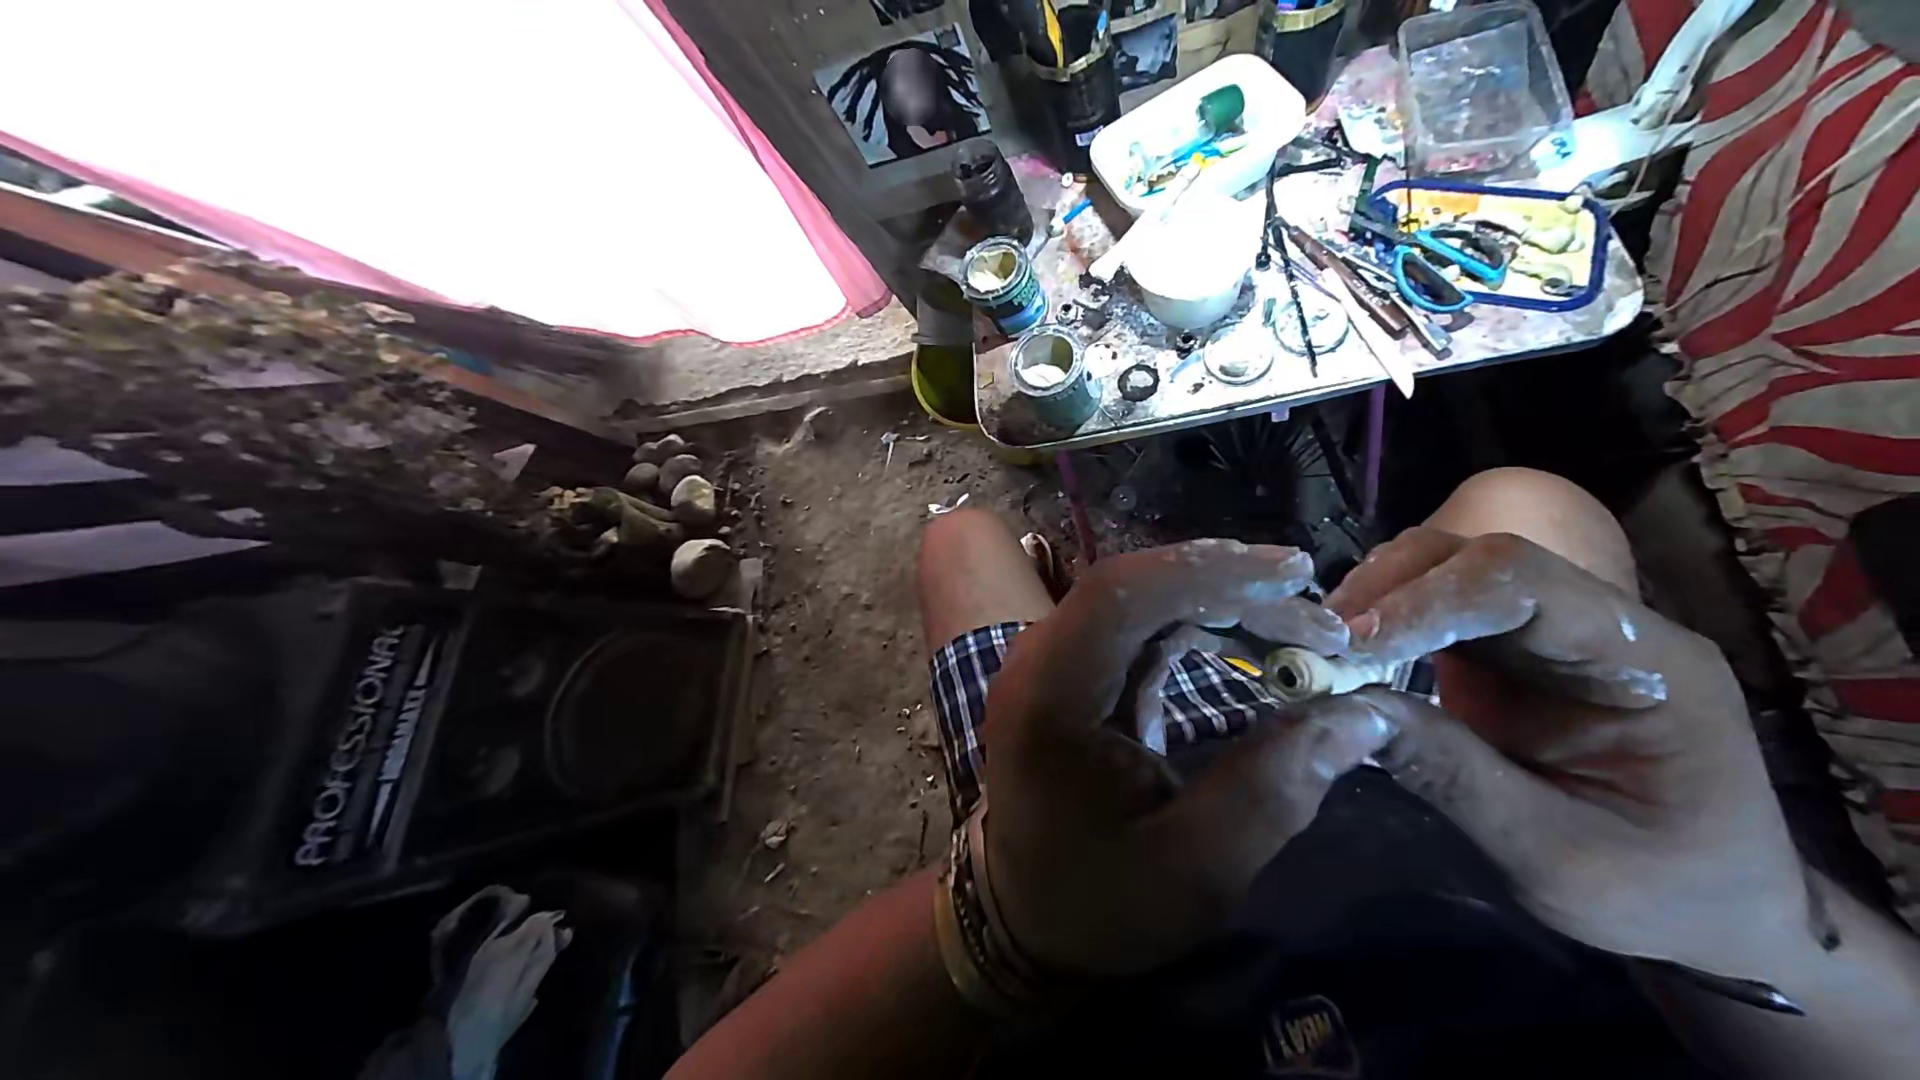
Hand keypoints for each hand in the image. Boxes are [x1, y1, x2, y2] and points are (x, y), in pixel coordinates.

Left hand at [980, 540, 1395, 977]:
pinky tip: (1249, 639)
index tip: (1294, 579)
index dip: (1204, 572)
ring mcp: (1054, 662)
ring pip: (1141, 600)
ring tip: (1300, 626)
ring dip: (1220, 602)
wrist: (1031, 912)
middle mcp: (1039, 661)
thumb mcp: (1196, 866)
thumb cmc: (1099, 900)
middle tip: (1319, 614)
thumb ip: (1275, 787)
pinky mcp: (1077, 672)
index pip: (1115, 596)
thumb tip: (1363, 713)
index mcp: (1047, 697)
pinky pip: (1140, 627)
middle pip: (1132, 588)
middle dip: (1227, 586)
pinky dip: (1199, 623)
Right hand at [1327, 529, 1814, 976]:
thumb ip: (1451, 774)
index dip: (1427, 598)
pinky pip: (1427, 606)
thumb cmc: (1656, 895)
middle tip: (1319, 637)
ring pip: (1443, 570)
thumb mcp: (1555, 857)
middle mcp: (1591, 624)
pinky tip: (1344, 649)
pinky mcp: (1500, 652)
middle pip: (1476, 558)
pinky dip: (1376, 617)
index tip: (1350, 641)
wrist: (1702, 911)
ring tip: (1321, 642)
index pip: (1523, 583)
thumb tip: (1344, 708)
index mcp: (1644, 662)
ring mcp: (1542, 633)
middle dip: (1388, 587)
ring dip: (1373, 596)